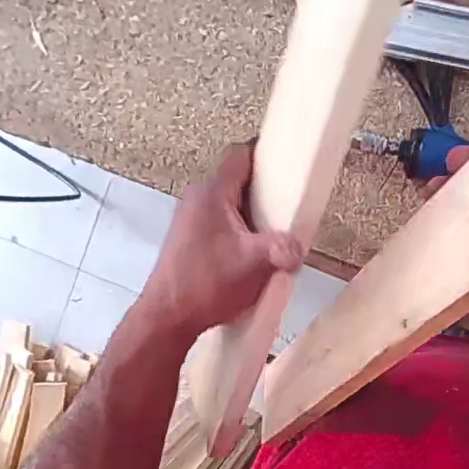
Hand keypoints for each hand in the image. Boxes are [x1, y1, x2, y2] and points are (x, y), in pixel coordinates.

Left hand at [141, 144, 302, 337]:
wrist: (168, 317)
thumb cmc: (204, 284)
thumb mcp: (254, 263)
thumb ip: (283, 249)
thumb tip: (300, 246)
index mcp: (211, 195)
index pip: (239, 156)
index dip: (265, 151)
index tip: (289, 157)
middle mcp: (199, 201)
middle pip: (239, 178)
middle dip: (268, 187)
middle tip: (294, 198)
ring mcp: (194, 220)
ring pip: (234, 202)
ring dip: (258, 211)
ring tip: (282, 227)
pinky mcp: (195, 239)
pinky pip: (227, 221)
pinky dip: (247, 228)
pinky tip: (261, 250)